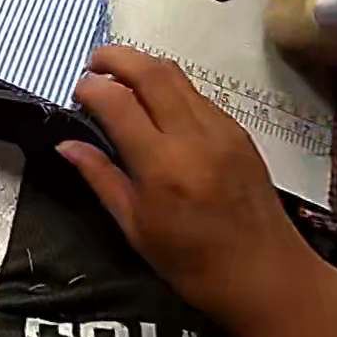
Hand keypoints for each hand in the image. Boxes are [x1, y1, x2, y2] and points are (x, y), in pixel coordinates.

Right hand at [58, 46, 320, 335]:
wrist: (270, 279)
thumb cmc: (195, 265)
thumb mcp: (135, 228)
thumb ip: (100, 177)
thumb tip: (67, 145)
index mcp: (163, 167)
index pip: (118, 102)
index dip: (90, 88)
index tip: (77, 92)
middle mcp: (193, 137)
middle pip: (150, 71)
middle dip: (115, 57)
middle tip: (93, 63)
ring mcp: (220, 129)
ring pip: (175, 74)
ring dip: (142, 65)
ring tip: (120, 77)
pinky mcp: (238, 130)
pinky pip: (195, 93)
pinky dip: (168, 86)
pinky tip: (156, 104)